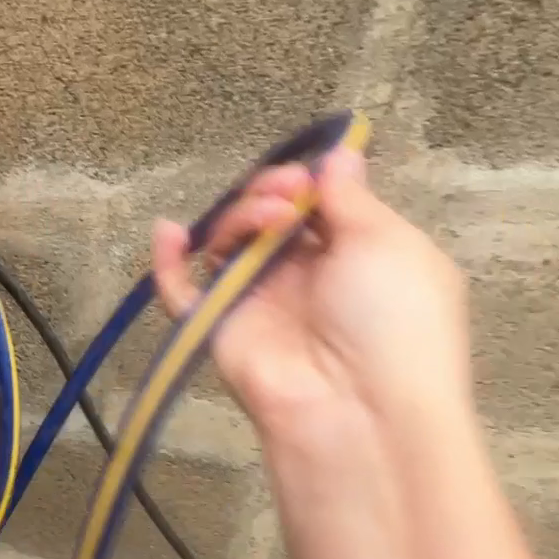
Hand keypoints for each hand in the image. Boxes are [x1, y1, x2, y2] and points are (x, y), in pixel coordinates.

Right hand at [150, 147, 470, 445]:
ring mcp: (253, 300)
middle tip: (283, 199)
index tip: (307, 178)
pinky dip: (167, 264)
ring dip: (238, 219)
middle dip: (270, 194)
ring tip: (262, 223)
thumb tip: (337, 155)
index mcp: (353, 252)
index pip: (315, 203)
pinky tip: (165, 233)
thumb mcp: (389, 244)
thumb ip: (351, 199)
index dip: (306, 181)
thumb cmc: (393, 318)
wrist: (355, 403)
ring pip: (227, 245)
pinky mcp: (213, 327)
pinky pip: (181, 293)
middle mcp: (300, 273)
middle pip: (266, 218)